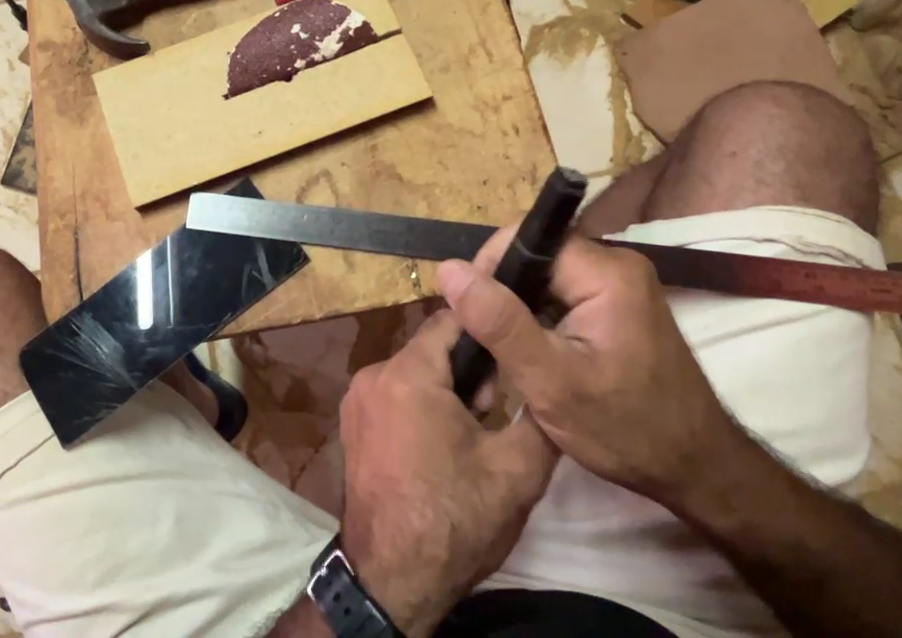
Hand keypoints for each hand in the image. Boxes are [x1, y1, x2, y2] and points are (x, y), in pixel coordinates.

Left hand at [336, 310, 556, 637]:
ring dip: (446, 390)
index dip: (491, 328)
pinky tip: (442, 446)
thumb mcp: (517, 470)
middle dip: (470, 369)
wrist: (393, 581)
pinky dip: (420, 407)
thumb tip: (550, 379)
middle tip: (498, 410)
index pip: (454, 319)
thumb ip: (538, 412)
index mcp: (407, 374)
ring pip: (414, 373)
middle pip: (432, 349)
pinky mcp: (351, 425)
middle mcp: (372, 375)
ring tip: (474, 433)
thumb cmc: (456, 520)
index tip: (519, 345)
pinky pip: (394, 396)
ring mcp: (355, 401)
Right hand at [436, 231, 748, 509]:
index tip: (469, 313)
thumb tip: (449, 269)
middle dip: (502, 294)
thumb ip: (499, 322)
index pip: (528, 242)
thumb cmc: (624, 429)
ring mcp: (622, 288)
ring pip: (547, 281)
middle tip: (483, 342)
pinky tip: (532, 357)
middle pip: (537, 259)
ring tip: (503, 353)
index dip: (490, 269)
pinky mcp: (620, 308)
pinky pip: (564, 298)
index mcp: (607, 272)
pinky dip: (540, 322)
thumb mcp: (550, 380)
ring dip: (519, 311)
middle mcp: (618, 266)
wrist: (694, 471)